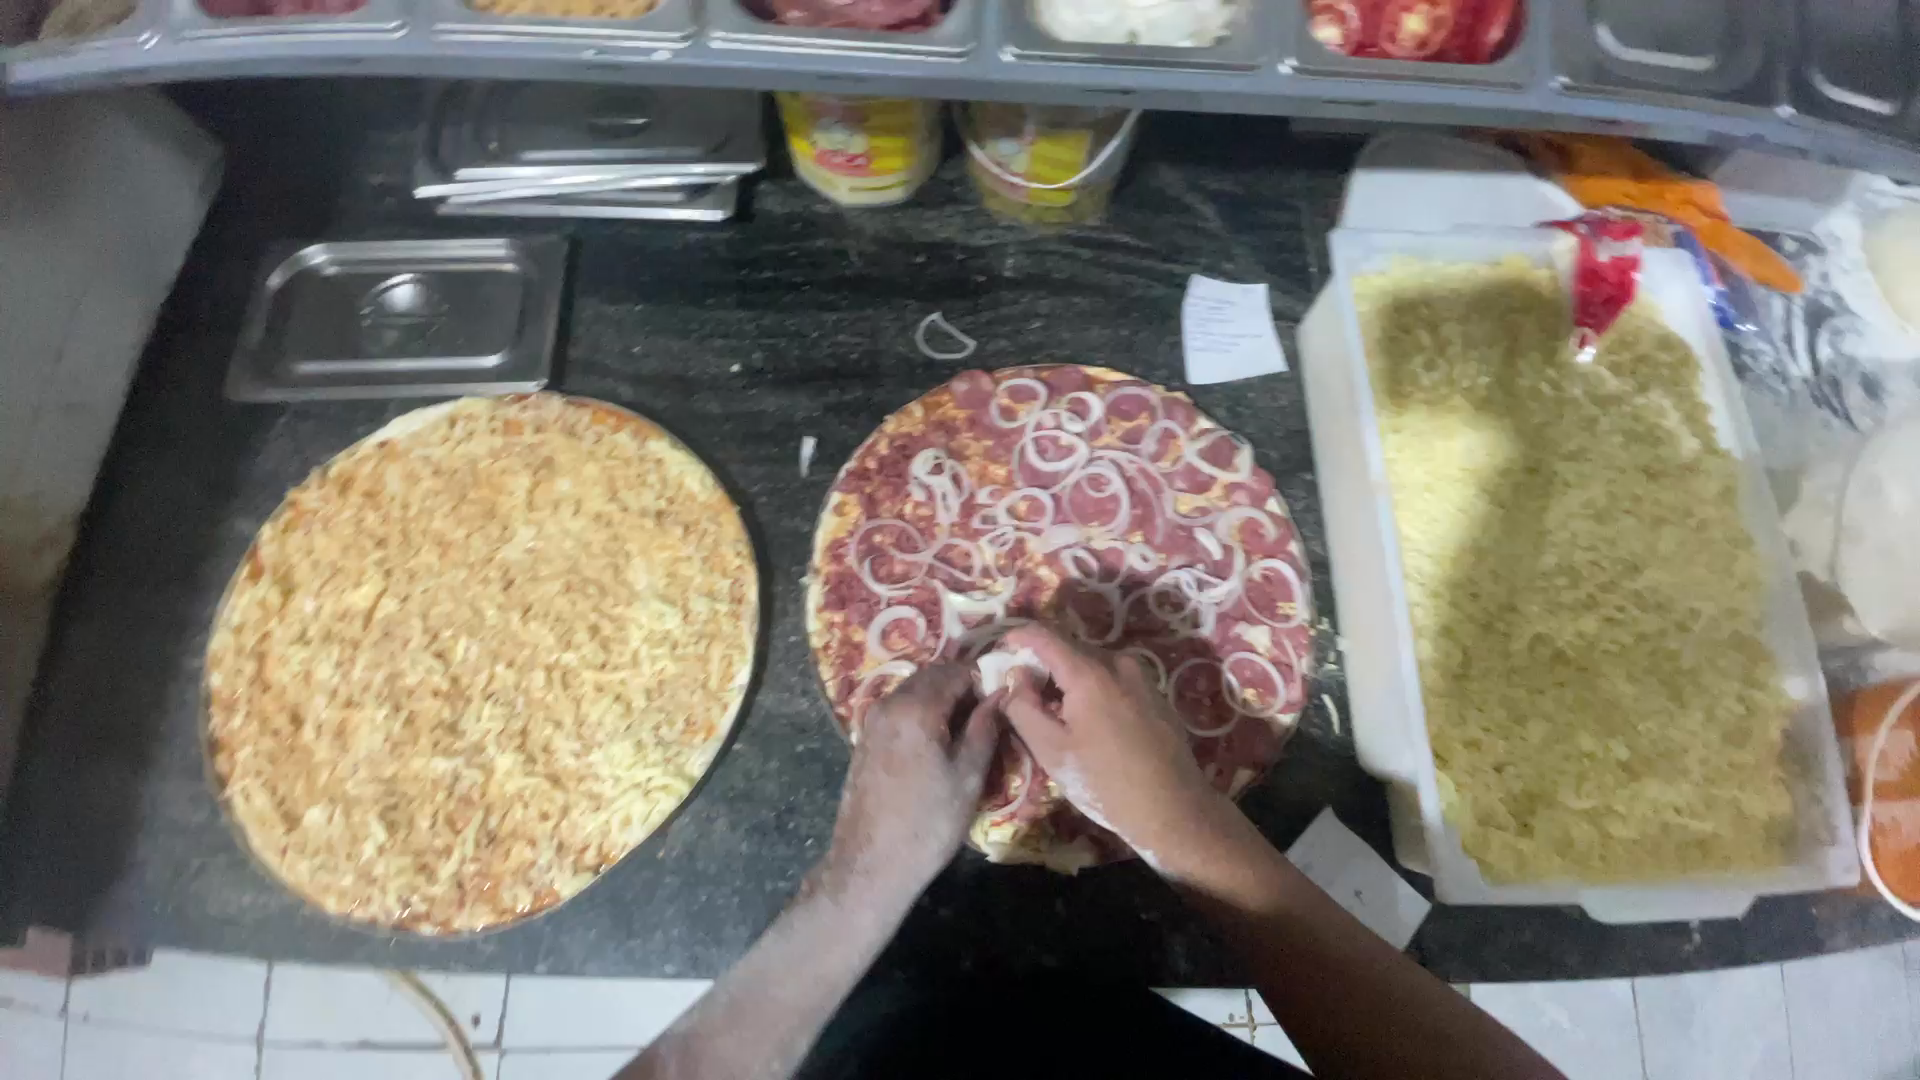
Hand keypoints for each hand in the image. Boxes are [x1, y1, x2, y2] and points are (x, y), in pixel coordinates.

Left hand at [823, 664, 998, 900]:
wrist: (870, 865)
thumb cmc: (928, 823)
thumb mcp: (968, 777)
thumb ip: (984, 728)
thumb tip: (999, 694)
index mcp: (916, 707)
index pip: (955, 672)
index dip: (981, 679)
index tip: (1000, 698)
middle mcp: (889, 703)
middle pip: (931, 676)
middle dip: (959, 685)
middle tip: (985, 711)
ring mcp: (872, 720)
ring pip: (913, 690)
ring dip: (939, 697)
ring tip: (964, 728)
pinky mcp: (864, 738)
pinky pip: (898, 709)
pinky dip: (920, 711)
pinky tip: (936, 740)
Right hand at [1000, 624, 1243, 870]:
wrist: (1174, 810)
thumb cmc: (1105, 782)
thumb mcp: (1051, 750)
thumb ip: (1022, 707)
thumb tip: (1014, 676)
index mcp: (1090, 673)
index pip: (1045, 636)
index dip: (1018, 637)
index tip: (1001, 650)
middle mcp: (1118, 664)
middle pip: (1070, 649)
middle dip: (1043, 665)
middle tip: (1024, 694)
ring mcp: (1142, 678)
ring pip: (1094, 664)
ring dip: (1069, 680)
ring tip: (1057, 714)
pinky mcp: (1156, 695)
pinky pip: (1115, 679)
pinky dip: (1094, 689)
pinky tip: (1091, 724)